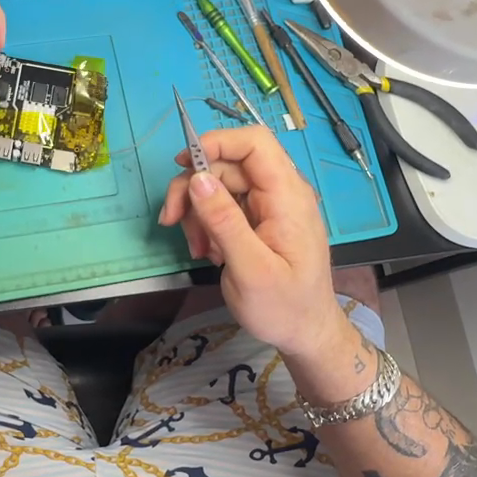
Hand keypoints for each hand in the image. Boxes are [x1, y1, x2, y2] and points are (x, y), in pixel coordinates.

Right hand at [157, 126, 351, 357]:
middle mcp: (279, 193)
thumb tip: (197, 179)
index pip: (254, 143)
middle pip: (227, 165)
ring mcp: (268, 207)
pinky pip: (222, 207)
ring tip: (197, 248)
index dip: (217, 142)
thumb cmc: (284, 307)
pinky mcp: (257, 221)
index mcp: (287, 196)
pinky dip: (206, 225)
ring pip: (219, 186)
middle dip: (193, 189)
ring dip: (197, 212)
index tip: (182, 164)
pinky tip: (209, 252)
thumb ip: (224, 221)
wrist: (305, 334)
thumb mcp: (250, 269)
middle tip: (171, 221)